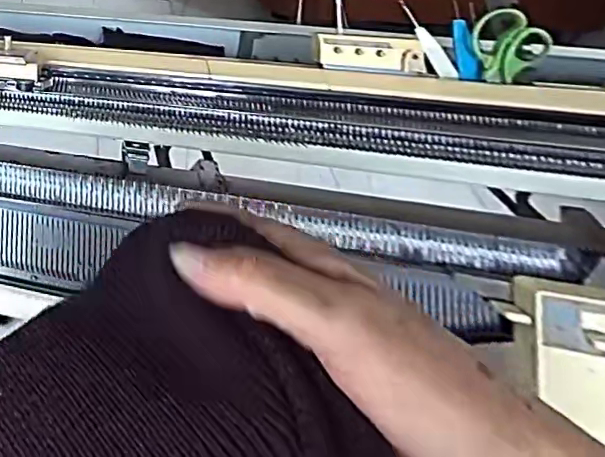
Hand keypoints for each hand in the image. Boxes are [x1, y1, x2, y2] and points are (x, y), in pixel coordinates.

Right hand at [169, 207, 604, 456]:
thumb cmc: (437, 389)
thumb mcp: (333, 320)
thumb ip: (261, 281)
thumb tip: (187, 252)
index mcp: (321, 268)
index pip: (250, 224)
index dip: (207, 216)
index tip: (167, 215)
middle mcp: (327, 298)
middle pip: (256, 260)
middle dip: (210, 253)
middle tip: (170, 254)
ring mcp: (335, 342)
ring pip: (268, 307)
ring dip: (229, 301)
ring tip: (194, 301)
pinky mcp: (341, 387)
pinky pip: (280, 354)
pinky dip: (251, 348)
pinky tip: (245, 366)